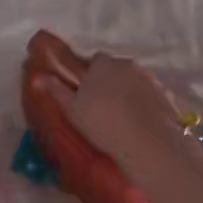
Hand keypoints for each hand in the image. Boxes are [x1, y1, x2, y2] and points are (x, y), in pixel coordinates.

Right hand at [50, 54, 198, 175]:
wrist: (146, 141)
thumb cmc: (102, 123)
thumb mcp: (72, 109)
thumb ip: (56, 90)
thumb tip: (37, 77)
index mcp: (101, 64)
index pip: (93, 61)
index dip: (89, 75)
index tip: (86, 92)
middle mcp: (126, 64)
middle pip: (114, 68)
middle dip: (109, 80)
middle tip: (102, 105)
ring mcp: (148, 78)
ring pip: (133, 80)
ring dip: (127, 90)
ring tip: (122, 116)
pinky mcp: (164, 93)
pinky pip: (149, 94)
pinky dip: (144, 102)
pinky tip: (140, 121)